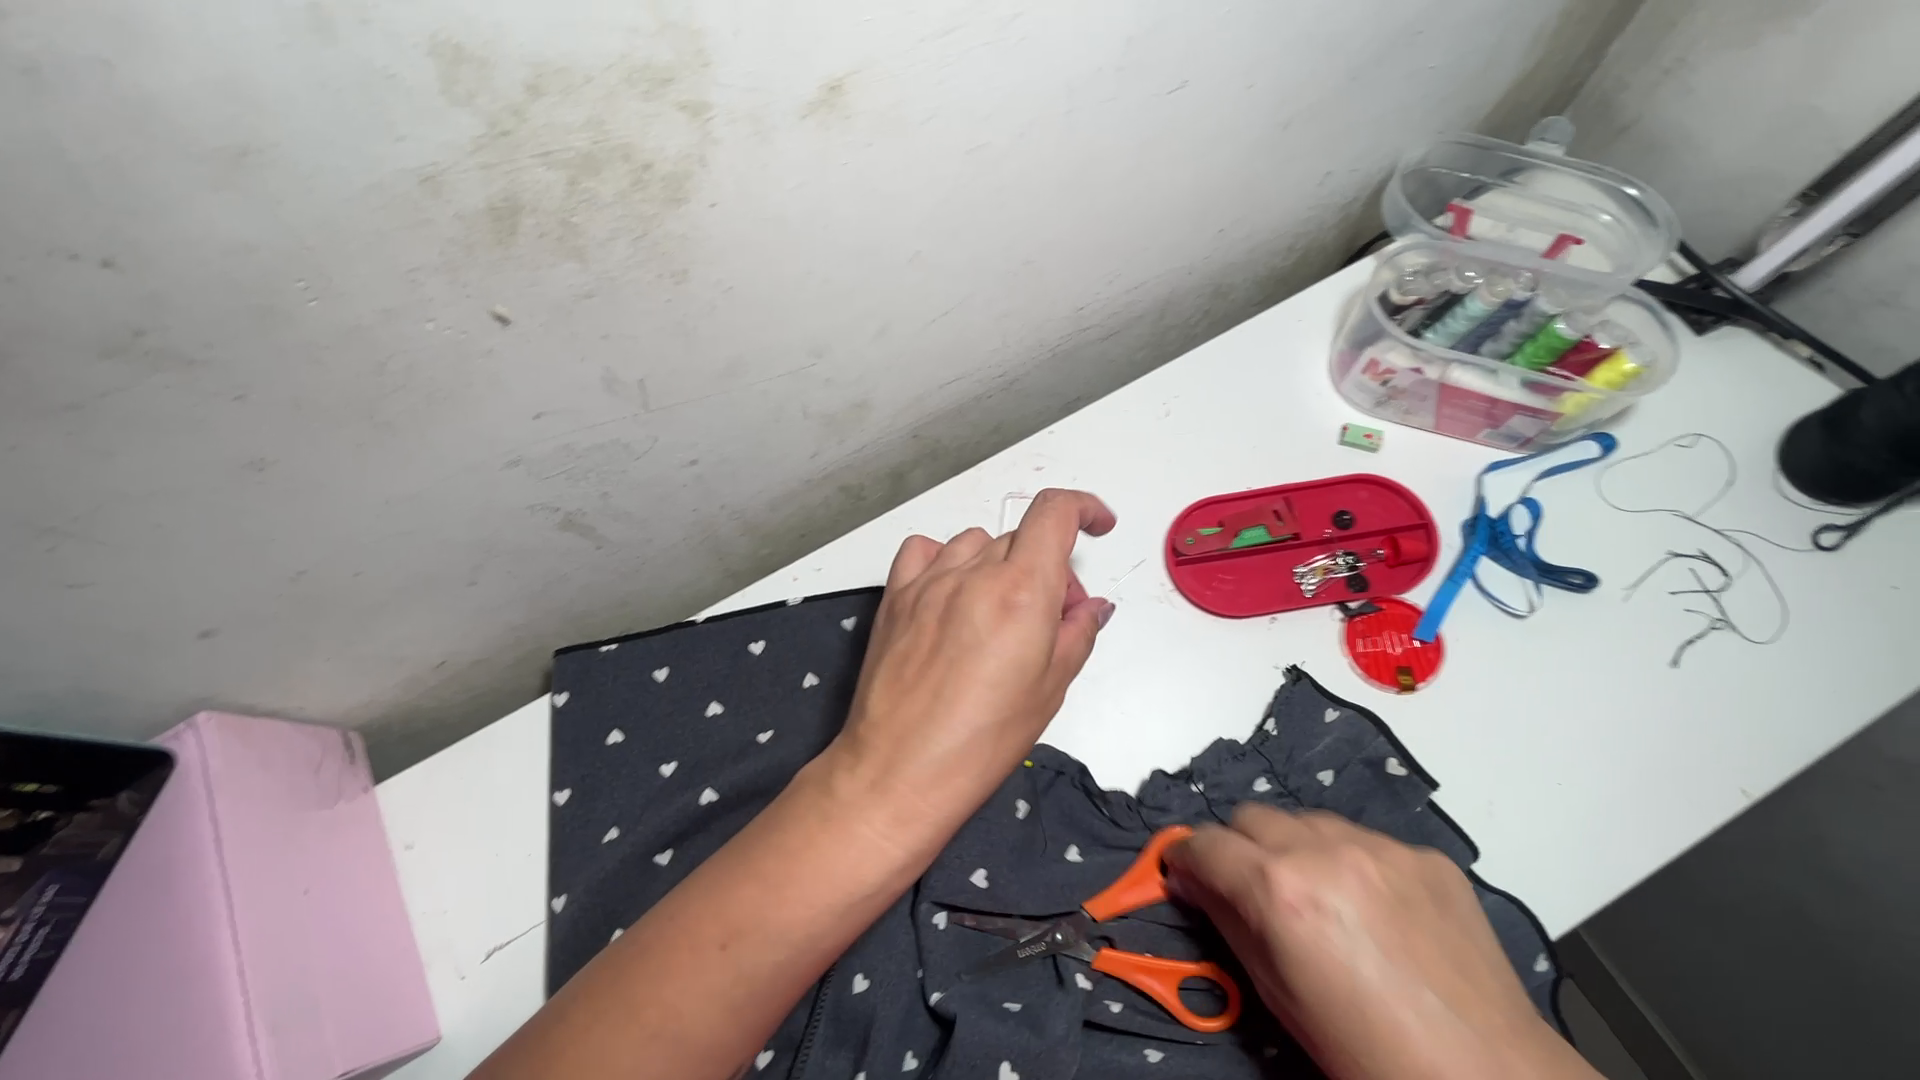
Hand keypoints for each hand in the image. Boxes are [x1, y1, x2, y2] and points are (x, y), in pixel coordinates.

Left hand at [823, 489, 1116, 846]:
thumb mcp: (1050, 689)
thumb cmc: (978, 743)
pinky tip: (953, 594)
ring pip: (976, 542)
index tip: (1096, 524)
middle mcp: (973, 574)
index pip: (1055, 513)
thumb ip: (1077, 633)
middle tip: (1051, 619)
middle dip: (1047, 567)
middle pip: (1021, 537)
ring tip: (1000, 614)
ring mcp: (929, 582)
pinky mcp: (895, 596)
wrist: (900, 769)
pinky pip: (924, 551)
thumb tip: (1092, 607)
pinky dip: (947, 560)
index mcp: (1021, 592)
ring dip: (999, 565)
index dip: (1084, 508)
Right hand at [1165, 805, 1597, 1079]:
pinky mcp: (1427, 856)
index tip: (1187, 876)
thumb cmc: (1363, 1050)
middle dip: (1238, 847)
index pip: (1205, 843)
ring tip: (1317, 897)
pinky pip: (1366, 840)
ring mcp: (1383, 847)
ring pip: (1308, 820)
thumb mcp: (1277, 993)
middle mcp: (1326, 850)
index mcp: (1281, 889)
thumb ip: (1228, 922)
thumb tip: (1193, 882)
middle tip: (1251, 889)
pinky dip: (1351, 862)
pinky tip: (1374, 909)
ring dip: (1294, 847)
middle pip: (1252, 816)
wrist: (1485, 1076)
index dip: (1187, 859)